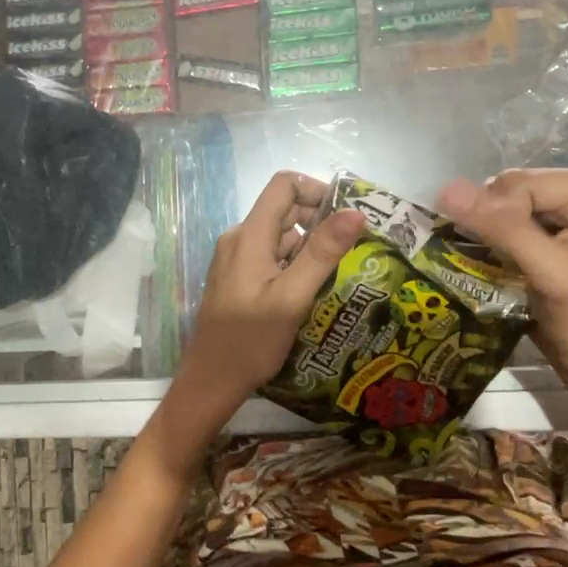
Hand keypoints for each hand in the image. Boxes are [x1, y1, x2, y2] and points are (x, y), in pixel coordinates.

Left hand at [172, 172, 365, 417]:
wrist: (211, 381)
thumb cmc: (250, 341)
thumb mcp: (292, 298)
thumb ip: (322, 253)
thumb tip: (356, 212)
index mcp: (249, 236)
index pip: (283, 186)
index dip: (317, 190)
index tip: (345, 218)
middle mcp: (238, 240)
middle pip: (284, 211)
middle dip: (319, 225)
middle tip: (352, 252)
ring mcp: (235, 261)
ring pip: (281, 239)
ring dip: (309, 250)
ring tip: (338, 277)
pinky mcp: (237, 280)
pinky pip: (271, 259)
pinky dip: (294, 267)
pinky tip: (312, 293)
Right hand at [436, 166, 567, 369]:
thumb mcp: (548, 272)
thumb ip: (503, 229)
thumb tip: (447, 190)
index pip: (519, 184)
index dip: (500, 219)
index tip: (510, 259)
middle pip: (509, 187)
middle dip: (495, 222)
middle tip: (504, 260)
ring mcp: (565, 197)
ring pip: (499, 198)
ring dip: (488, 228)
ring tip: (500, 259)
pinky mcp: (547, 214)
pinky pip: (501, 211)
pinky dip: (490, 232)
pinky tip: (497, 254)